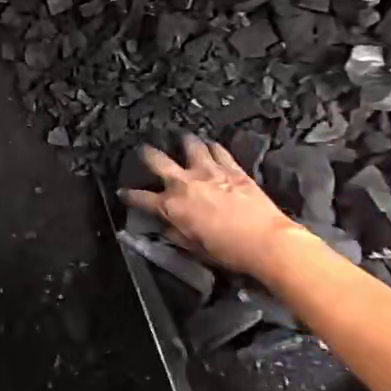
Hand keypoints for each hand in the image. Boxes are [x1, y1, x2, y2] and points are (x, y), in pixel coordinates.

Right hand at [122, 136, 303, 278]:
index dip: (128, 195)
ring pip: (190, 145)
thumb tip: (168, 227)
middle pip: (157, 160)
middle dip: (146, 154)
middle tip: (144, 150)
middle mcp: (184, 184)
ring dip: (184, 142)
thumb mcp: (193, 248)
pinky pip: (219, 150)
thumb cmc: (229, 251)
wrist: (267, 242)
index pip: (140, 198)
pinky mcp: (232, 169)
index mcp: (171, 206)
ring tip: (182, 139)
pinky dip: (212, 147)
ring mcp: (208, 172)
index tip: (123, 193)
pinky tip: (211, 146)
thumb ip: (175, 233)